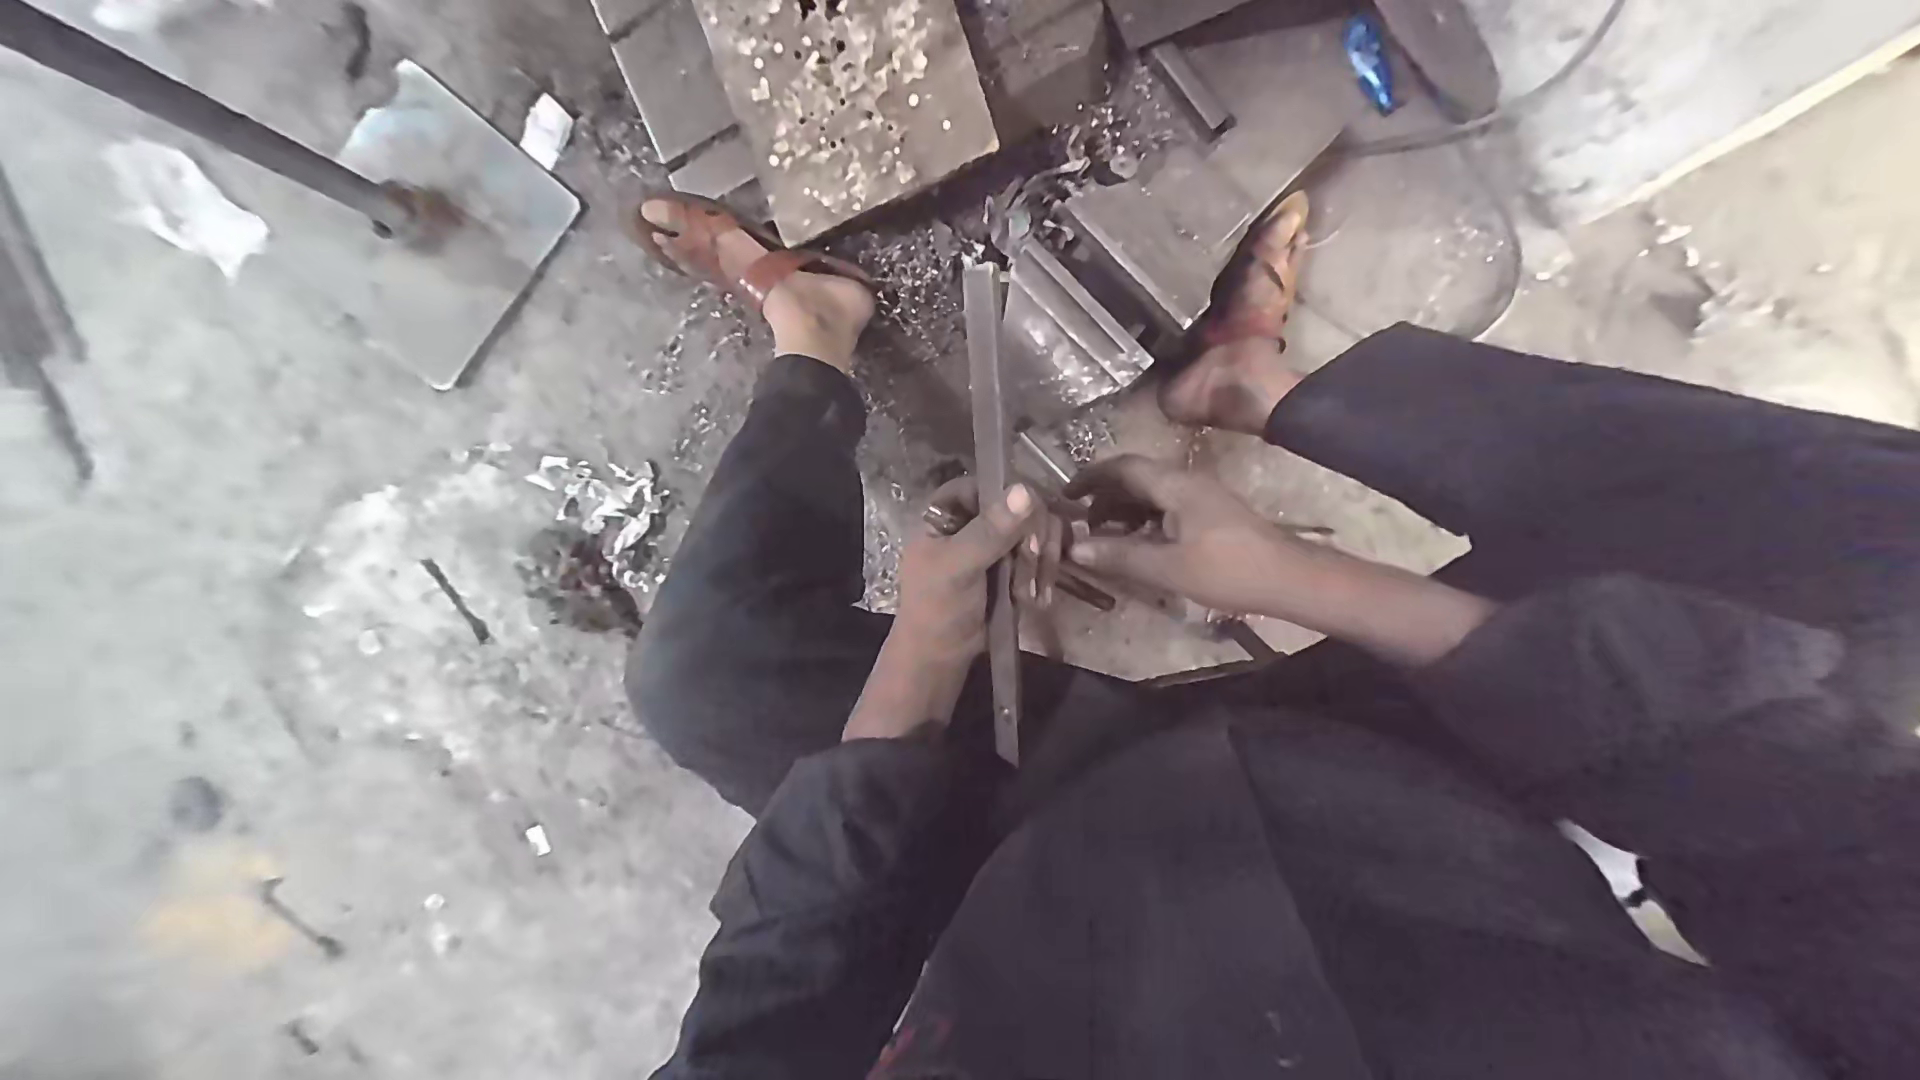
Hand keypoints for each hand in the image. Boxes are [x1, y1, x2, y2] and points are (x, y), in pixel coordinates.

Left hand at [846, 479, 1042, 741]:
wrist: (940, 656)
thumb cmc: (937, 608)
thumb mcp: (958, 567)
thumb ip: (990, 531)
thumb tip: (1026, 491)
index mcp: (949, 510)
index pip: (990, 483)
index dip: (1015, 499)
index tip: (1030, 527)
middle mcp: (974, 518)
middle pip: (1022, 506)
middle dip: (1033, 539)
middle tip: (1033, 565)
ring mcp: (996, 542)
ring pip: (1037, 529)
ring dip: (1042, 562)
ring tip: (1032, 595)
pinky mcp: (1013, 565)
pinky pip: (1041, 554)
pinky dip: (1044, 575)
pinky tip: (1039, 599)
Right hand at [1064, 455, 1295, 614]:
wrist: (1288, 579)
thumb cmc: (1227, 570)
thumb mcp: (1167, 567)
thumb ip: (1119, 555)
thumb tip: (1075, 548)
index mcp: (1175, 485)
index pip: (1123, 467)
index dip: (1091, 477)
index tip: (1066, 495)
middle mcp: (1185, 482)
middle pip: (1135, 478)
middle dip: (1103, 495)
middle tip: (1079, 521)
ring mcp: (1199, 497)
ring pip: (1149, 493)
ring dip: (1122, 510)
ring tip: (1101, 535)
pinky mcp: (1207, 513)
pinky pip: (1164, 507)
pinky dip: (1141, 520)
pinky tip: (1133, 542)